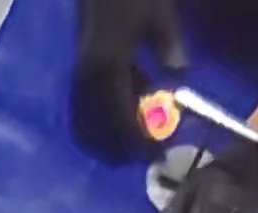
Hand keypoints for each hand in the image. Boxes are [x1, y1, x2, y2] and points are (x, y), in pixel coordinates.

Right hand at [70, 0, 186, 161]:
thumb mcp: (157, 12)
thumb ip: (168, 43)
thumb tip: (181, 73)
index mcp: (106, 69)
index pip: (121, 120)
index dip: (139, 142)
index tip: (158, 153)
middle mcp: (87, 86)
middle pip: (103, 136)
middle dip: (125, 150)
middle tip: (148, 153)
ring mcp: (78, 91)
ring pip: (90, 135)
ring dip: (112, 146)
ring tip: (135, 145)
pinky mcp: (75, 92)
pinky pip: (83, 126)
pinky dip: (101, 135)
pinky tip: (119, 130)